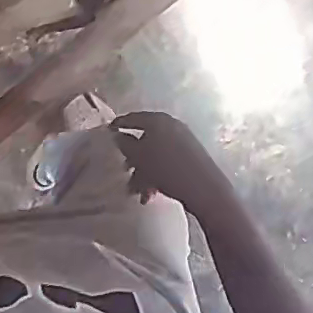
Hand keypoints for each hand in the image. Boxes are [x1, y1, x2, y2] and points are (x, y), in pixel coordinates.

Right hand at [110, 112, 236, 218]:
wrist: (204, 188)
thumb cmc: (166, 168)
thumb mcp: (139, 156)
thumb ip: (125, 144)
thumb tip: (118, 135)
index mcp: (158, 120)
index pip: (133, 118)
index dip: (119, 124)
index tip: (108, 131)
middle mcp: (172, 126)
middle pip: (145, 139)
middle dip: (133, 158)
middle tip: (124, 170)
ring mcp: (183, 140)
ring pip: (155, 154)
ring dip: (144, 172)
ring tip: (138, 192)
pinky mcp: (191, 156)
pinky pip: (167, 162)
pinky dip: (157, 175)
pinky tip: (151, 194)